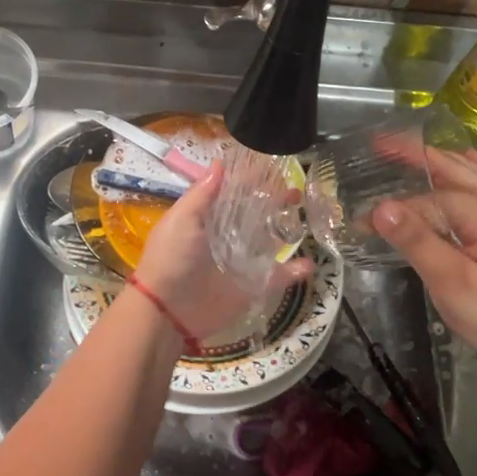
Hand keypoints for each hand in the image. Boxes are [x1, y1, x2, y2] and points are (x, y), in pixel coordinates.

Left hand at [134, 162, 312, 342]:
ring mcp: (241, 261)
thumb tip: (220, 163)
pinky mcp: (252, 286)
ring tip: (308, 218)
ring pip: (270, 241)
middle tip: (297, 192)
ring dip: (288, 230)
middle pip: (256, 214)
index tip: (275, 168)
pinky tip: (308, 264)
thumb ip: (202, 194)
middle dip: (276, 202)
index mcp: (208, 218)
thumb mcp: (182, 220)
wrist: (168, 312)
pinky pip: (278, 277)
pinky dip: (295, 271)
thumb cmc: (171, 259)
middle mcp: (226, 236)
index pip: (234, 193)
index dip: (253, 181)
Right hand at [372, 150, 476, 374]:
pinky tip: (466, 168)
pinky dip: (473, 171)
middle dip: (420, 155)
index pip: (433, 198)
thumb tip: (380, 207)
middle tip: (383, 143)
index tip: (363, 220)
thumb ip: (417, 241)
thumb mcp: (452, 282)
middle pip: (458, 170)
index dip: (397, 206)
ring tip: (416, 150)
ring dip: (445, 159)